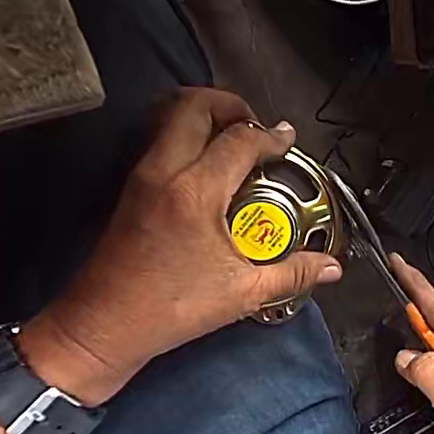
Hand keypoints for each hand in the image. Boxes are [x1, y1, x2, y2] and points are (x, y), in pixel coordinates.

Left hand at [17, 88, 341, 404]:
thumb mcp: (242, 294)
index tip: (288, 140)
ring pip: (170, 116)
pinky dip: (187, 135)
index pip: (239, 141)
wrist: (102, 327)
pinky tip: (209, 167)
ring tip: (234, 140)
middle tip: (256, 128)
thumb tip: (330, 268)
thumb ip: (292, 273)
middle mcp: (164, 172)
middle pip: (194, 106)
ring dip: (206, 117)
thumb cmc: (170, 310)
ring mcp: (142, 176)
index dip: (271, 136)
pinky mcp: (131, 187)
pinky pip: (160, 139)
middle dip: (231, 106)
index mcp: (195, 193)